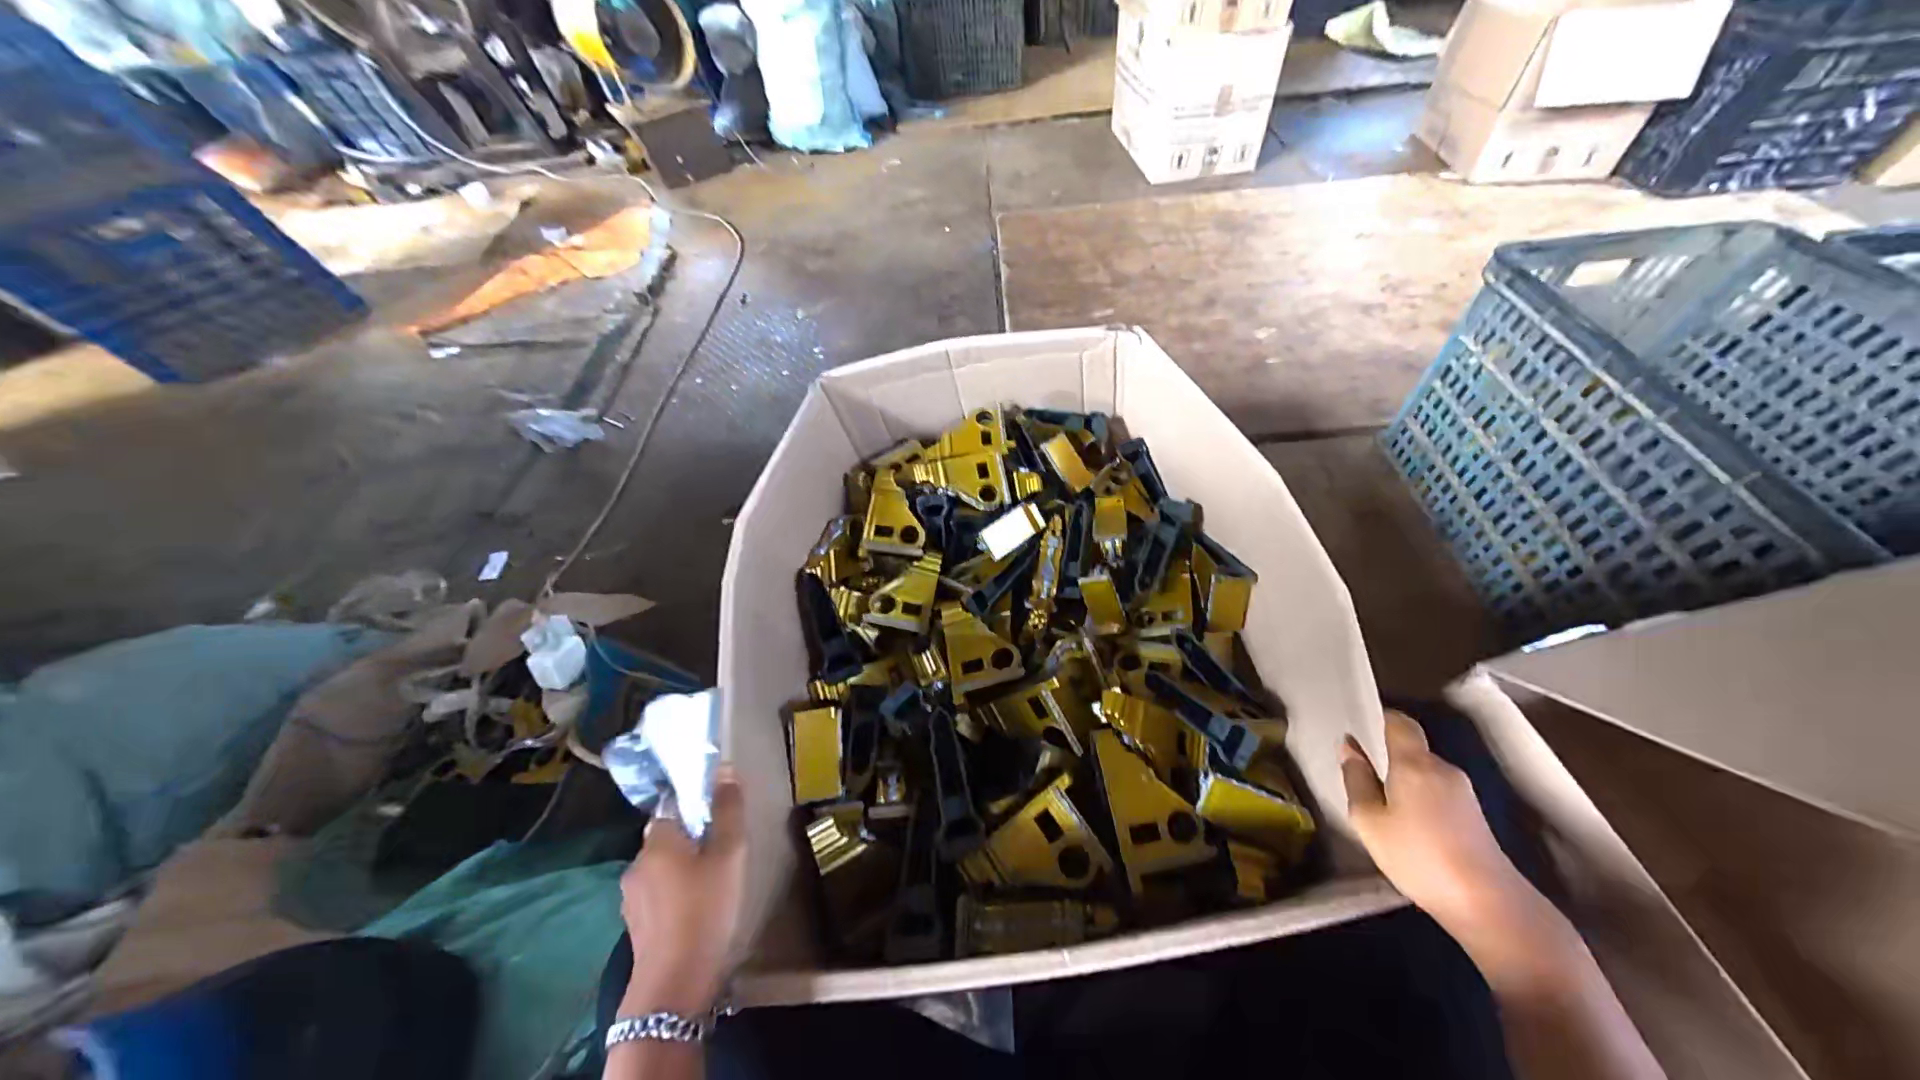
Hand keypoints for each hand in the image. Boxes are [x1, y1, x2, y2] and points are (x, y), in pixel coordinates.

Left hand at [618, 767, 748, 1016]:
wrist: (674, 983)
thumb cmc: (705, 908)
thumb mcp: (728, 855)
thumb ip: (727, 811)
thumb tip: (724, 768)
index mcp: (657, 840)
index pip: (671, 808)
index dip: (695, 810)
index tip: (718, 822)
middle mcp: (636, 863)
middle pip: (665, 839)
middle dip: (689, 842)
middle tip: (721, 854)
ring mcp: (630, 897)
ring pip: (660, 869)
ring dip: (680, 871)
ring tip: (710, 885)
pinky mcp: (633, 925)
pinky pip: (656, 896)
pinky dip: (673, 896)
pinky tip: (694, 911)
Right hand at [1341, 710, 1531, 935]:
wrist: (1488, 904)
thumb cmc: (1418, 857)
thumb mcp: (1369, 820)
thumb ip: (1356, 779)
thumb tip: (1350, 747)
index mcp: (1414, 762)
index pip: (1399, 722)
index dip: (1378, 719)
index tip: (1357, 730)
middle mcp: (1443, 768)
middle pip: (1411, 747)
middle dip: (1387, 756)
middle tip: (1362, 777)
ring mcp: (1464, 791)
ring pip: (1424, 771)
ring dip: (1403, 780)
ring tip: (1383, 807)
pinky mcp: (1474, 814)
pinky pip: (1437, 790)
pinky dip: (1419, 796)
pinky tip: (1409, 825)